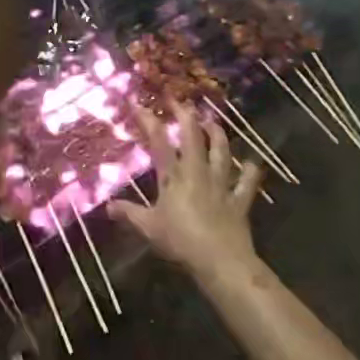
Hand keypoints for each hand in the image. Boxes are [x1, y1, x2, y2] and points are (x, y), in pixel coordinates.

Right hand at [111, 100, 263, 282]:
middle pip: (192, 137)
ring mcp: (221, 183)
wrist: (218, 259)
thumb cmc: (180, 241)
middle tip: (181, 101)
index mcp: (174, 177)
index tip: (140, 105)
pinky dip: (249, 172)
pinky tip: (250, 164)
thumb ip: (129, 214)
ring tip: (213, 122)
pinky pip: (246, 182)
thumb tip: (108, 205)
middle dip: (186, 116)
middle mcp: (198, 172)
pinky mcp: (239, 199)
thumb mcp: (148, 228)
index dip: (149, 121)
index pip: (159, 142)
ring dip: (217, 135)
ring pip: (221, 151)